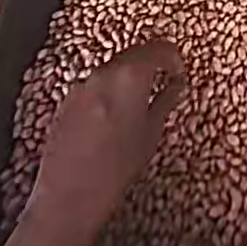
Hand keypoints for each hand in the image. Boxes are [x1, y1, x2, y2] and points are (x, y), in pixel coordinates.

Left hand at [28, 39, 185, 239]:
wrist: (68, 198)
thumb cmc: (116, 168)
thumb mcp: (151, 132)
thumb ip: (166, 99)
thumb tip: (176, 84)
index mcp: (130, 75)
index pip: (159, 48)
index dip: (174, 57)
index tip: (179, 72)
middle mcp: (104, 71)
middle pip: (135, 52)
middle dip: (153, 63)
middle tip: (166, 80)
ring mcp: (82, 84)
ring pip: (114, 68)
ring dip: (131, 76)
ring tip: (141, 101)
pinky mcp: (67, 99)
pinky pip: (96, 84)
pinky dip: (110, 90)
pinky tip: (115, 116)